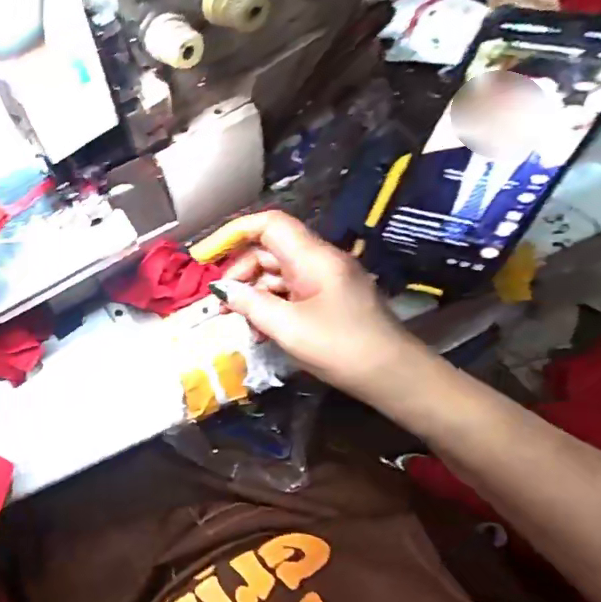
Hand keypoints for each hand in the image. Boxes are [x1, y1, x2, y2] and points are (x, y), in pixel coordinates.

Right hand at [205, 211, 429, 400]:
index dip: (233, 232)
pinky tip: (257, 327)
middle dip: (238, 271)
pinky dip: (267, 304)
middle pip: (268, 250)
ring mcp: (324, 281)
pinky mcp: (326, 299)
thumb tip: (221, 288)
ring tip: (235, 318)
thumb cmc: (342, 347)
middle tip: (220, 302)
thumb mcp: (287, 327)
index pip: (269, 224)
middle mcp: (319, 261)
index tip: (205, 255)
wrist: (394, 376)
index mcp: (314, 258)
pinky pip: (287, 291)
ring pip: (274, 273)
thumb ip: (250, 303)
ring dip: (250, 291)